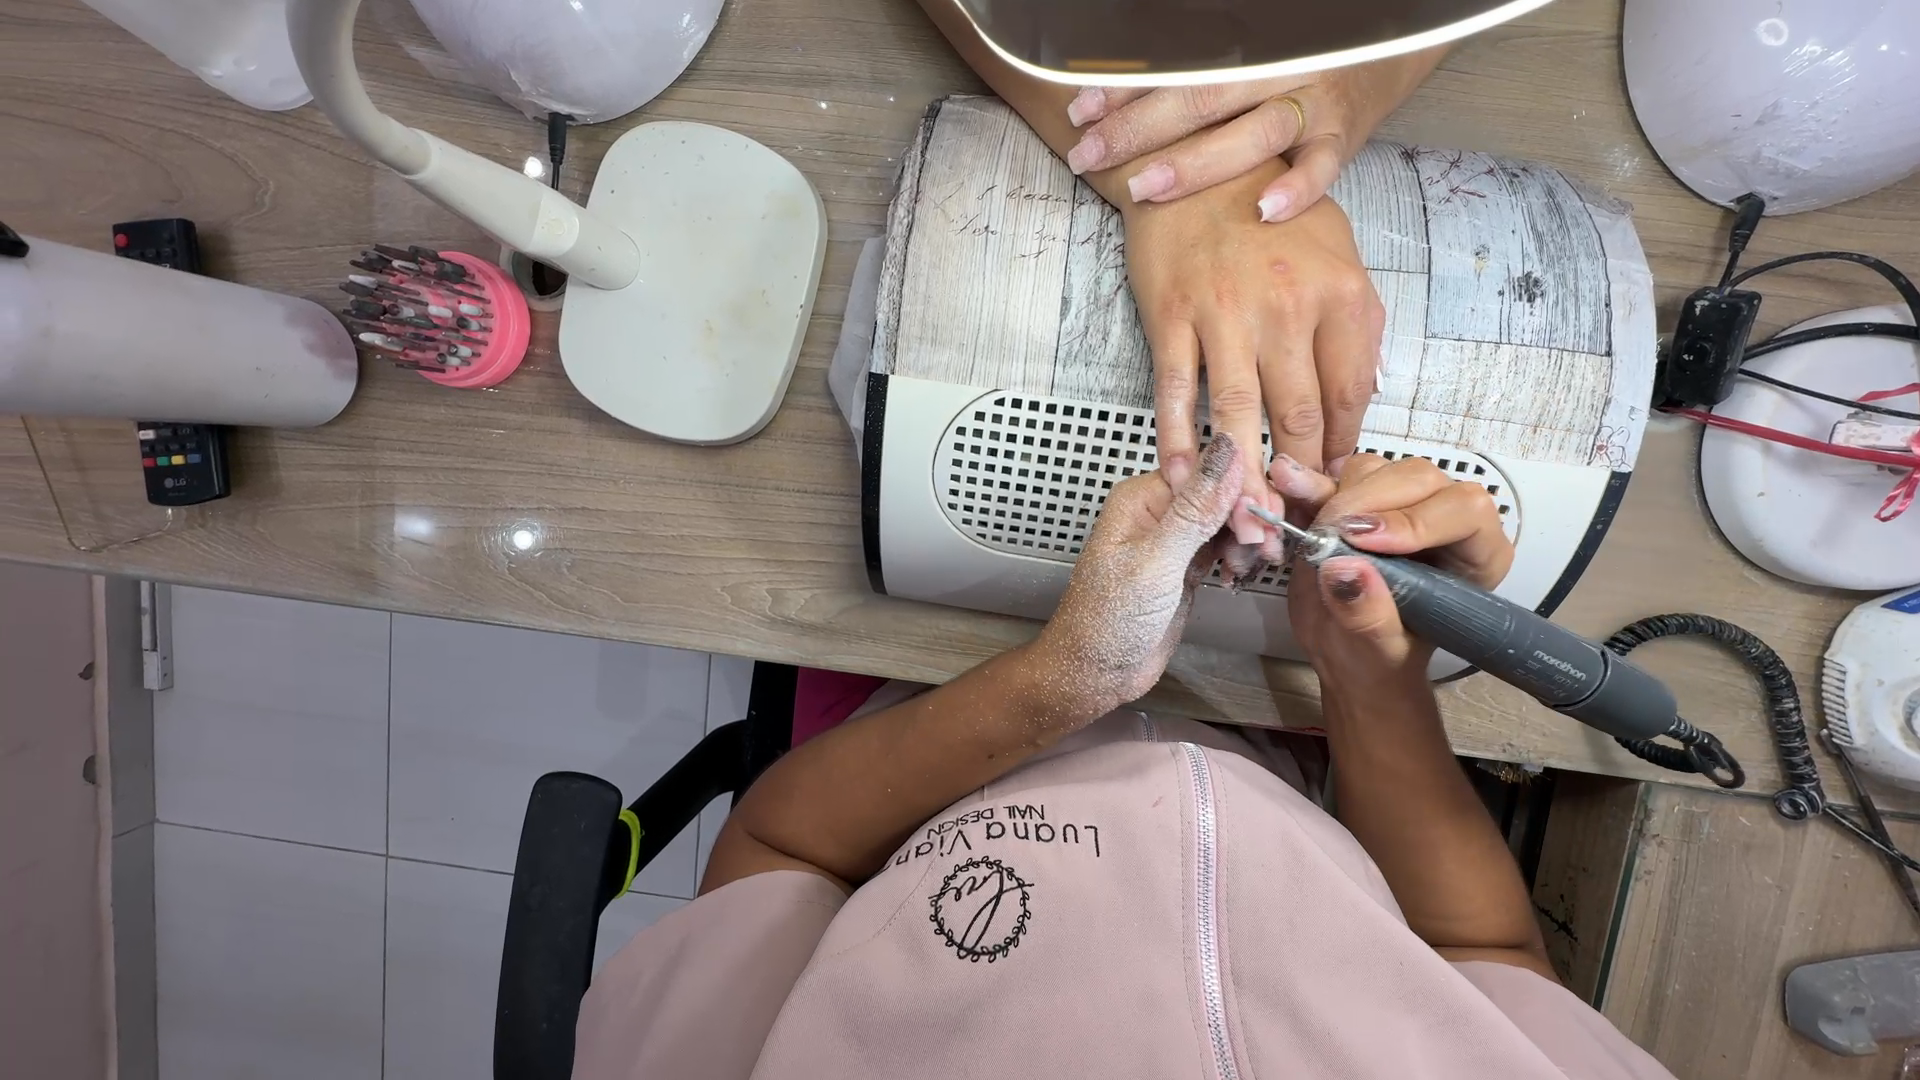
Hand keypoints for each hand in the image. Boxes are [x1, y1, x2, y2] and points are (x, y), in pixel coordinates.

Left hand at [1034, 434, 1242, 713]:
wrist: (1095, 673)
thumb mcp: (1156, 562)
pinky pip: (1224, 547)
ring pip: (1228, 521)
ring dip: (1248, 540)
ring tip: (1249, 566)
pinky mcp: (1186, 566)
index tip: (1259, 521)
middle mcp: (1158, 511)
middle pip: (1221, 494)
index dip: (1238, 492)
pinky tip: (1239, 574)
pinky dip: (1239, 558)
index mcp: (1142, 497)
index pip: (1205, 473)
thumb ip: (1195, 509)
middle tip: (1262, 550)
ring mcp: (1174, 539)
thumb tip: (1225, 448)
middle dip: (1248, 519)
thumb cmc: (1108, 620)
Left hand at [1063, 50, 1444, 220]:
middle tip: (1086, 156)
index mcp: (1245, 45)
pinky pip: (1321, 166)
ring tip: (1139, 188)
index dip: (1124, 89)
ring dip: (1193, 166)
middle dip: (1136, 130)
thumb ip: (1190, 76)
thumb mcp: (1238, 58)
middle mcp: (1275, 69)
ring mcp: (1310, 103)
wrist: (1380, 49)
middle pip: (1200, 98)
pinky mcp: (1342, 138)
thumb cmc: (1287, 65)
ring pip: (1249, 135)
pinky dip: (1298, 189)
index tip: (1079, 113)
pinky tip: (1264, 212)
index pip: (1175, 65)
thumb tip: (1111, 96)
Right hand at [1122, 171, 1383, 567]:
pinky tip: (1181, 477)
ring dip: (1240, 478)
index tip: (1330, 484)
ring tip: (1242, 524)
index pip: (1349, 395)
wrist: (1197, 164)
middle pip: (1297, 415)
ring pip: (1237, 413)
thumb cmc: (1269, 209)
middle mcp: (1285, 307)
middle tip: (1291, 528)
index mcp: (1338, 293)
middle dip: (1295, 481)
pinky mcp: (1172, 319)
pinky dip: (1177, 439)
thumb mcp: (1337, 252)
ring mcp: (1223, 314)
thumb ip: (1352, 324)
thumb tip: (1358, 395)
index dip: (1340, 451)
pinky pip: (1177, 391)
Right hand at [1273, 454, 1513, 682]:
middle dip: (1366, 501)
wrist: (1347, 652)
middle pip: (1417, 478)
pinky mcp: (1355, 500)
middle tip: (1326, 534)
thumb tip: (1343, 568)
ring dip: (1336, 494)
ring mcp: (1397, 504)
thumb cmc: (1376, 657)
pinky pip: (1332, 477)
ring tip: (1310, 527)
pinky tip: (1285, 484)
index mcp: (1474, 554)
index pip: (1464, 510)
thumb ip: (1367, 613)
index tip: (1360, 541)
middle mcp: (1443, 518)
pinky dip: (1307, 484)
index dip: (1413, 518)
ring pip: (1374, 470)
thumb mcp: (1376, 649)